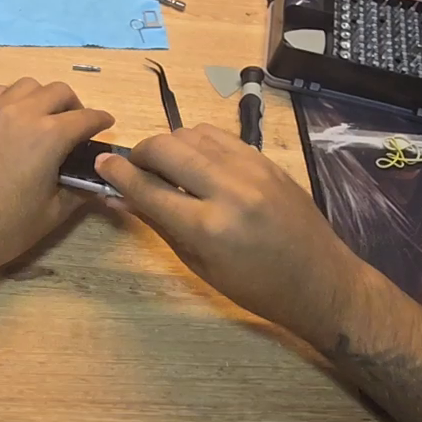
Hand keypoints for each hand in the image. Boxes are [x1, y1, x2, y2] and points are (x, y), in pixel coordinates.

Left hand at [0, 79, 113, 274]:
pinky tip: (11, 120)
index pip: (85, 118)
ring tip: (42, 119)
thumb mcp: (52, 213)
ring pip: (26, 86)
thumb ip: (79, 190)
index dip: (101, 120)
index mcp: (48, 136)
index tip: (106, 124)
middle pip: (58, 92)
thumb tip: (96, 181)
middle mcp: (20, 113)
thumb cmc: (4, 228)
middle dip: (74, 106)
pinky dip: (12, 100)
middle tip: (75, 125)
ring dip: (42, 98)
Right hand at [95, 125, 357, 331]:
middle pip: (166, 149)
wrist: (320, 281)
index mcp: (208, 229)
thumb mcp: (199, 265)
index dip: (118, 173)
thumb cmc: (254, 287)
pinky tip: (196, 160)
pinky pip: (219, 136)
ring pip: (191, 134)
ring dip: (169, 145)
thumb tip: (120, 196)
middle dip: (140, 153)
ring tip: (166, 165)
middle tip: (135, 167)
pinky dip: (197, 143)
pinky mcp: (266, 160)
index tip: (101, 162)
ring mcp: (251, 170)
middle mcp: (228, 191)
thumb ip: (159, 223)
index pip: (148, 189)